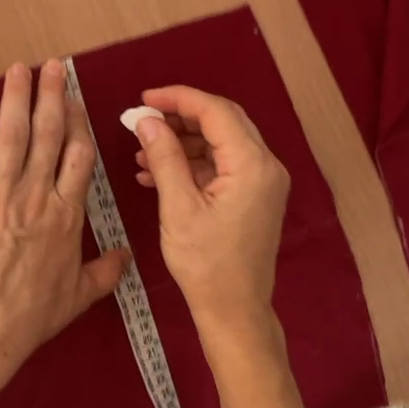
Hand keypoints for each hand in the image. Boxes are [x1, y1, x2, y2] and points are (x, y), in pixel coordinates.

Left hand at [0, 60, 129, 400]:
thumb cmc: (34, 312)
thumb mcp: (81, 294)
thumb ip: (106, 272)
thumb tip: (126, 257)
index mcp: (68, 213)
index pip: (79, 156)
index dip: (78, 124)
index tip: (77, 102)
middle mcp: (38, 193)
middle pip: (50, 134)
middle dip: (53, 96)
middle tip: (53, 67)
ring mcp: (0, 191)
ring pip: (11, 134)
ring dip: (15, 98)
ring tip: (19, 69)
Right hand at [132, 86, 289, 324]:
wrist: (233, 308)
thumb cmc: (205, 263)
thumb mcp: (178, 207)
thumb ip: (163, 157)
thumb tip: (145, 120)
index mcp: (252, 165)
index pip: (215, 111)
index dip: (178, 99)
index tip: (143, 99)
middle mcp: (266, 165)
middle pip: (222, 121)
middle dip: (179, 117)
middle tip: (142, 120)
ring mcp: (262, 182)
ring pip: (220, 143)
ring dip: (182, 142)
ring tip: (142, 153)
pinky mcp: (253, 196)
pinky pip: (222, 166)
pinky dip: (191, 164)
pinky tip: (156, 174)